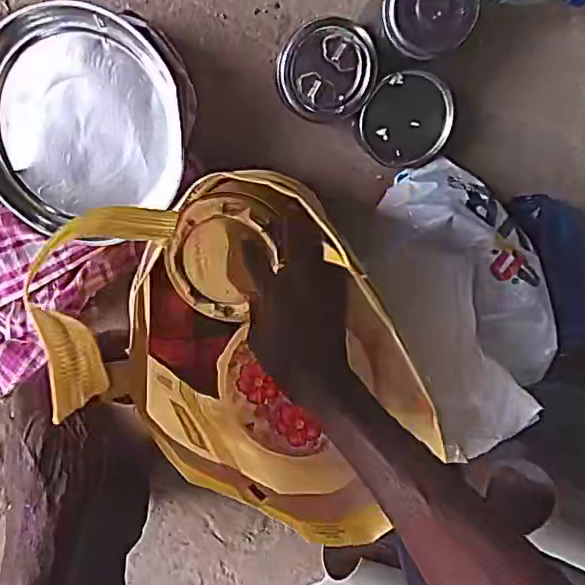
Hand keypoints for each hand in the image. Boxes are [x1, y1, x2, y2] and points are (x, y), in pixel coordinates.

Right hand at [238, 213, 357, 416]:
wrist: (322, 376)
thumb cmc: (283, 362)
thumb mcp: (257, 337)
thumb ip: (255, 310)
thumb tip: (256, 294)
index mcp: (272, 291)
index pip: (255, 257)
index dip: (248, 244)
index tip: (245, 236)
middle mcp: (297, 279)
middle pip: (294, 237)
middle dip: (288, 219)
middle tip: (285, 208)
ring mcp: (321, 282)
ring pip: (316, 245)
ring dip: (309, 233)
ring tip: (304, 225)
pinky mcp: (339, 290)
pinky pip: (329, 264)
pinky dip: (322, 259)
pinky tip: (319, 261)